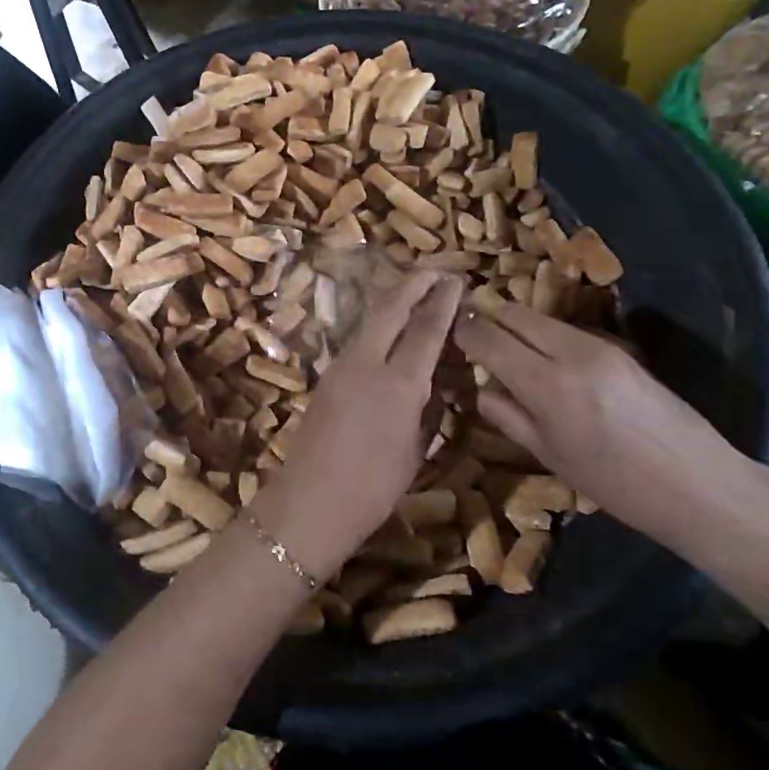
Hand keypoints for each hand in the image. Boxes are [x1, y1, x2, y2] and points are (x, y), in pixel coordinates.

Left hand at [250, 271, 463, 579]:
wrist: (311, 501)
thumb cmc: (374, 487)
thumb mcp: (416, 449)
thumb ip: (429, 409)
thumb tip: (438, 381)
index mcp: (398, 383)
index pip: (425, 329)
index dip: (443, 301)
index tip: (458, 279)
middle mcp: (366, 364)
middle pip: (390, 309)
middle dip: (414, 283)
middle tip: (437, 269)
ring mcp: (340, 367)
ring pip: (369, 320)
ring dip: (393, 300)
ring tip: (416, 289)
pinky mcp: (325, 377)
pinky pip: (357, 340)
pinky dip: (378, 324)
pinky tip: (389, 328)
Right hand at [452, 302, 768, 544]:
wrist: (699, 486)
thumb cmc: (613, 484)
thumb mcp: (547, 454)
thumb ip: (506, 414)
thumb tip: (478, 387)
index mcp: (547, 385)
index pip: (488, 338)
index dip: (461, 331)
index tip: (444, 332)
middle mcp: (572, 353)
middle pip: (513, 314)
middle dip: (484, 318)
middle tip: (465, 332)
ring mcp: (600, 346)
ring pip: (539, 318)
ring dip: (512, 325)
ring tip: (498, 346)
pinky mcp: (619, 349)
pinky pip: (565, 331)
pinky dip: (540, 336)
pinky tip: (537, 359)